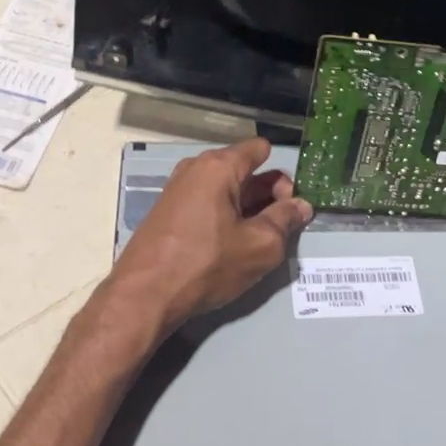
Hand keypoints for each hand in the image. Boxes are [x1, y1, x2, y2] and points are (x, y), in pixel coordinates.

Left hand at [105, 138, 313, 328]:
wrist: (144, 296)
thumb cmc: (206, 264)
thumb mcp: (259, 246)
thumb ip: (285, 220)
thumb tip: (301, 206)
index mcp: (219, 166)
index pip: (260, 149)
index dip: (283, 173)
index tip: (292, 203)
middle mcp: (196, 169)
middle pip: (244, 170)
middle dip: (269, 194)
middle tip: (283, 227)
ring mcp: (178, 190)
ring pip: (226, 190)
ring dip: (248, 209)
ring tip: (261, 240)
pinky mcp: (169, 213)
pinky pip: (208, 204)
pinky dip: (226, 217)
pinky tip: (232, 246)